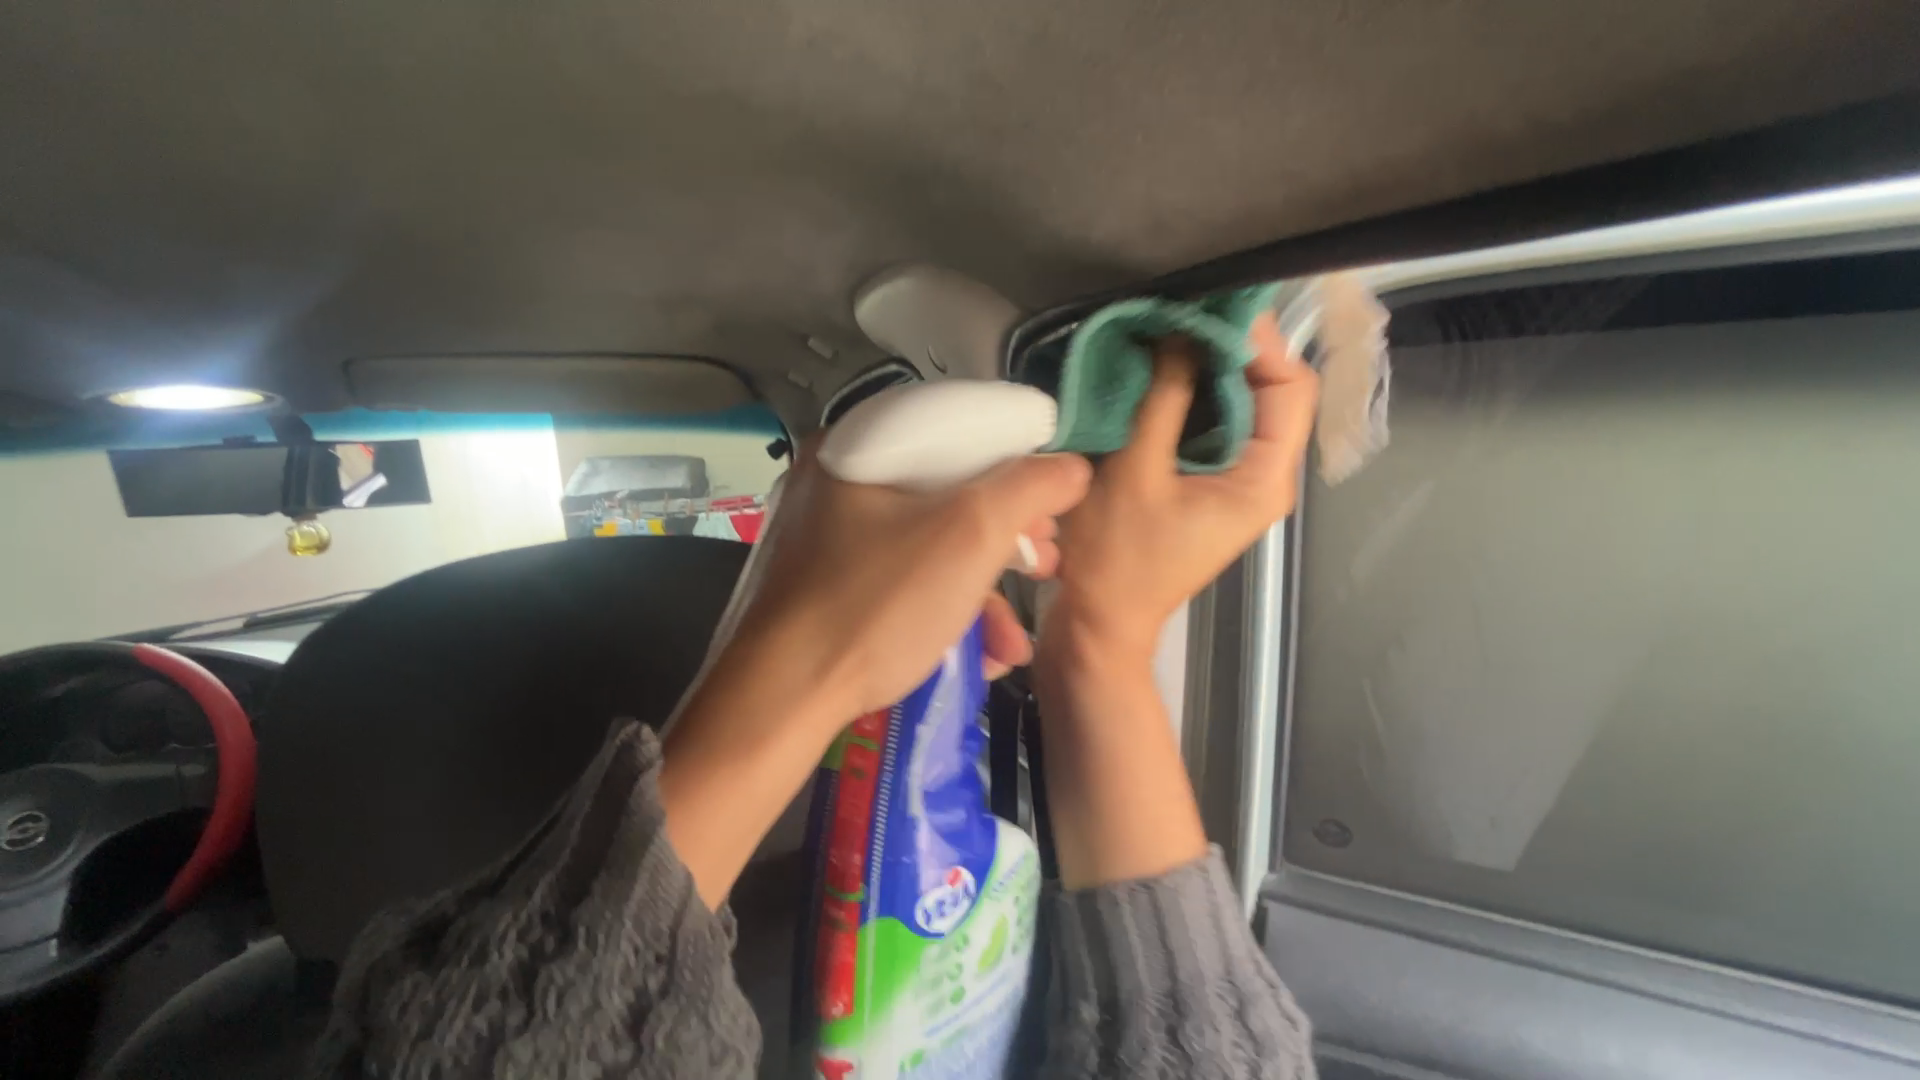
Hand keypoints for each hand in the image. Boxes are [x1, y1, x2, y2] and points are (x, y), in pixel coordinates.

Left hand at [662, 442, 1089, 906]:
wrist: (779, 702)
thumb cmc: (876, 605)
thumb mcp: (968, 537)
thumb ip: (1030, 488)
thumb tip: (1073, 467)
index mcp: (859, 445)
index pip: (959, 426)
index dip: (1019, 458)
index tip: (1055, 502)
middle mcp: (838, 481)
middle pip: (946, 490)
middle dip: (1007, 536)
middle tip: (1044, 566)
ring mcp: (827, 537)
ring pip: (925, 542)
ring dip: (983, 588)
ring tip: (1016, 638)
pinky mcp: (827, 587)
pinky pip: (899, 578)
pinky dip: (942, 607)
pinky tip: (980, 655)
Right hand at [1033, 312, 1316, 888]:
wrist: (1098, 625)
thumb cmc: (1116, 558)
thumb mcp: (1134, 471)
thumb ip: (1163, 399)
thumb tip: (1180, 335)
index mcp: (1262, 480)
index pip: (1288, 387)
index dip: (1255, 341)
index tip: (1206, 308)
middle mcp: (1261, 480)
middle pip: (1268, 393)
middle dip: (1226, 350)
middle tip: (1177, 317)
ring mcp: (1234, 486)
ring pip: (1236, 409)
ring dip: (1203, 372)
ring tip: (1161, 338)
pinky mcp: (1205, 490)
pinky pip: (1208, 430)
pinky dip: (1186, 401)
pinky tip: (1152, 381)